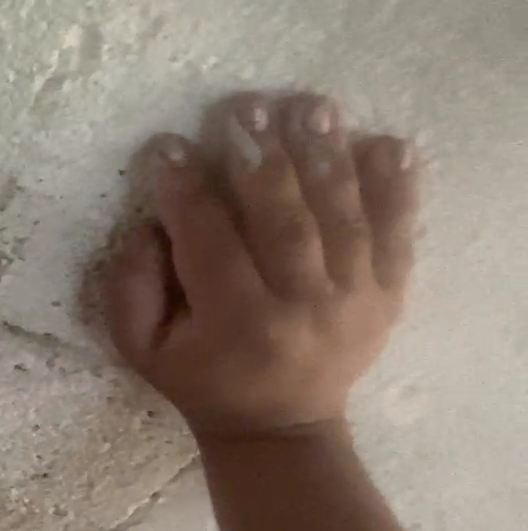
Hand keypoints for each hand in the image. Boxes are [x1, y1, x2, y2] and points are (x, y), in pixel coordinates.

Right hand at [105, 92, 420, 438]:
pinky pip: (398, 232)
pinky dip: (396, 186)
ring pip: (342, 215)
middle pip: (283, 218)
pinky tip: (387, 142)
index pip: (209, 240)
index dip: (185, 190)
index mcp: (237, 320)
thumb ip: (132, 288)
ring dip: (324, 155)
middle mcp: (305, 305)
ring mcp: (358, 297)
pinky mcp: (390, 292)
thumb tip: (150, 227)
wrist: (280, 424)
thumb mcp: (136, 345)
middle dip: (259, 158)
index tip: (165, 146)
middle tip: (240, 109)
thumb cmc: (194, 378)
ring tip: (307, 107)